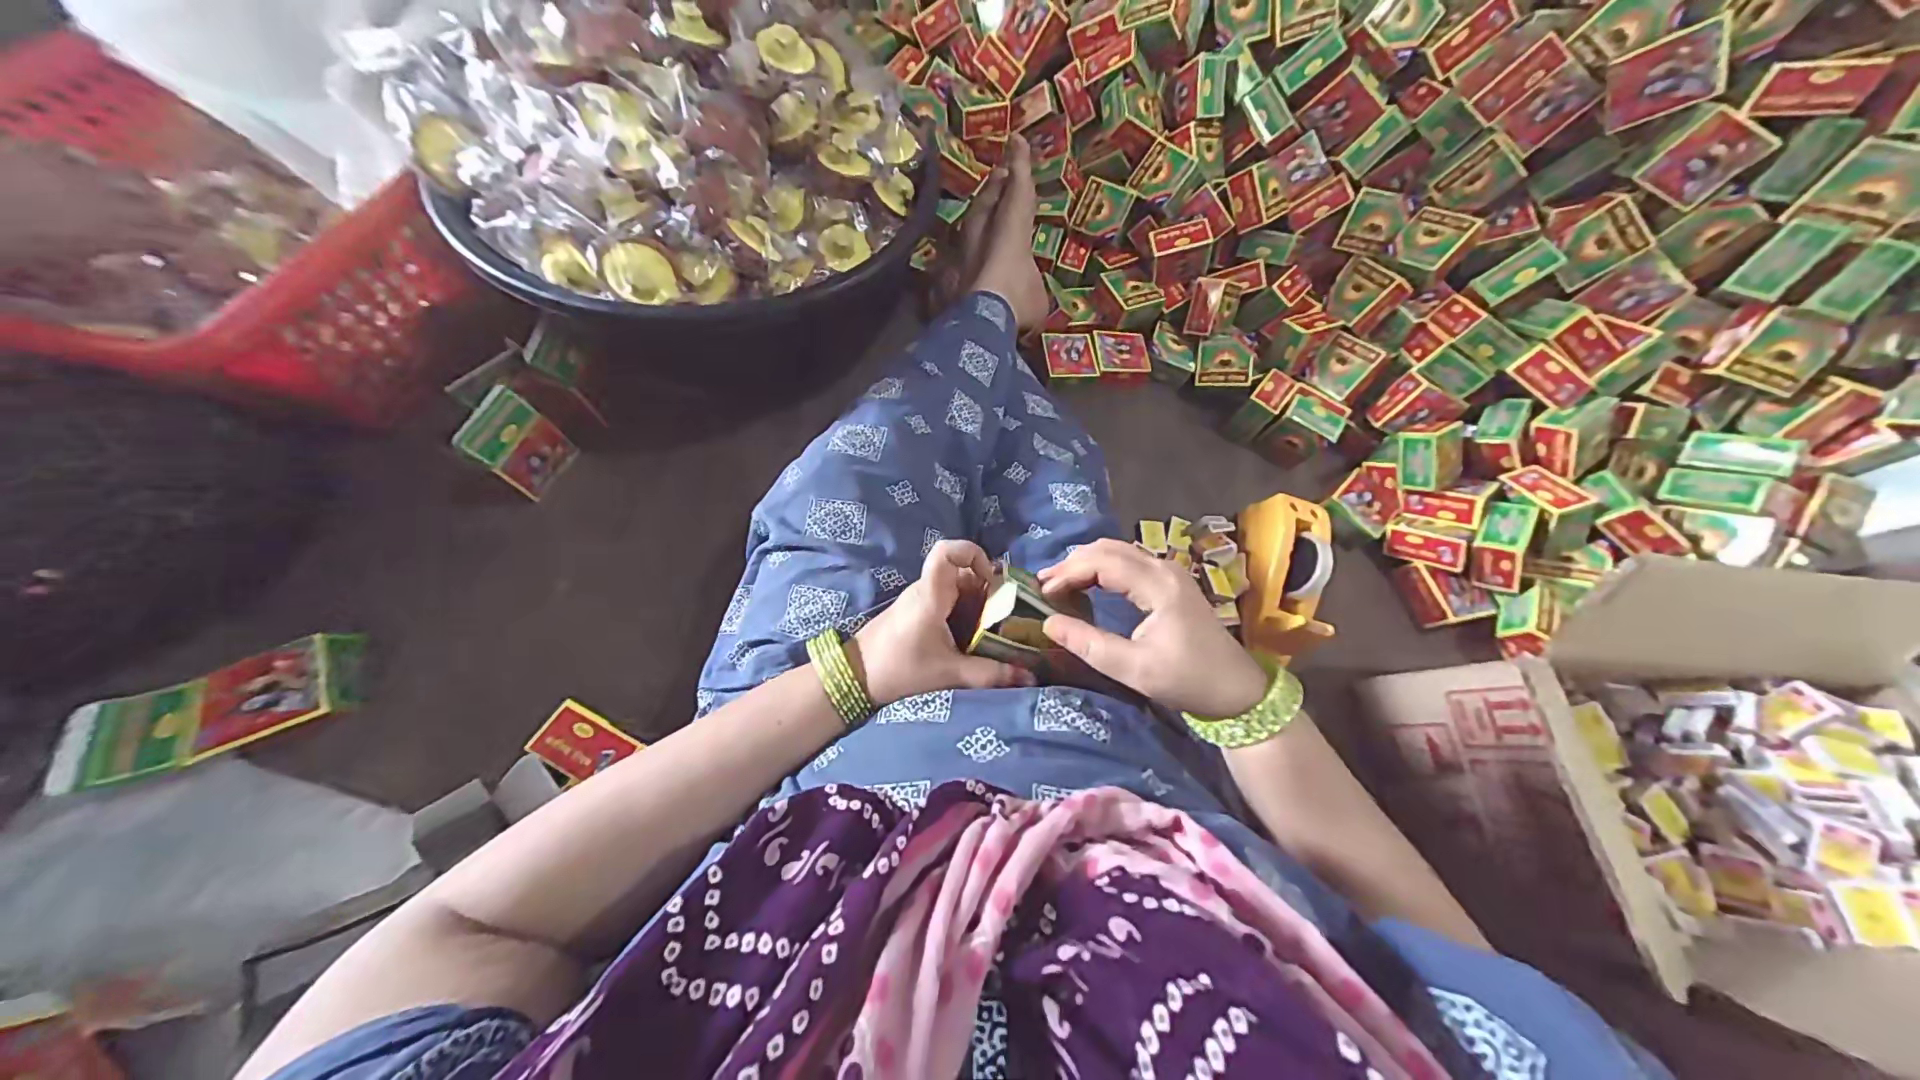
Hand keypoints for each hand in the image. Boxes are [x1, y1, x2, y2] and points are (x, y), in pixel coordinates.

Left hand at [850, 540, 1036, 705]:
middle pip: (961, 570)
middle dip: (986, 587)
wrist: (857, 676)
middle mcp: (926, 589)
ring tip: (993, 628)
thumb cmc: (900, 667)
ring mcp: (919, 599)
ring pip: (956, 587)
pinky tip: (973, 637)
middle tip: (1004, 613)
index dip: (973, 554)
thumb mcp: (948, 672)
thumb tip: (1028, 677)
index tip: (991, 579)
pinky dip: (964, 613)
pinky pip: (947, 601)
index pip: (947, 550)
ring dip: (976, 603)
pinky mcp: (917, 612)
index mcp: (931, 593)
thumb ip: (989, 674)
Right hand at [1037, 539, 1267, 716]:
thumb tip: (1048, 623)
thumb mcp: (1135, 669)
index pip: (1102, 562)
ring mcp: (1170, 573)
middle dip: (1072, 564)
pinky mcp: (1171, 582)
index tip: (1043, 594)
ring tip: (1059, 586)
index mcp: (1158, 585)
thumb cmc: (1188, 680)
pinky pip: (1128, 562)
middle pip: (1108, 549)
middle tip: (1044, 587)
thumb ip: (1089, 644)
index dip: (1068, 573)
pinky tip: (1087, 586)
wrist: (1237, 690)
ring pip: (1118, 552)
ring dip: (1086, 564)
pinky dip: (1102, 569)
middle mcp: (1164, 569)